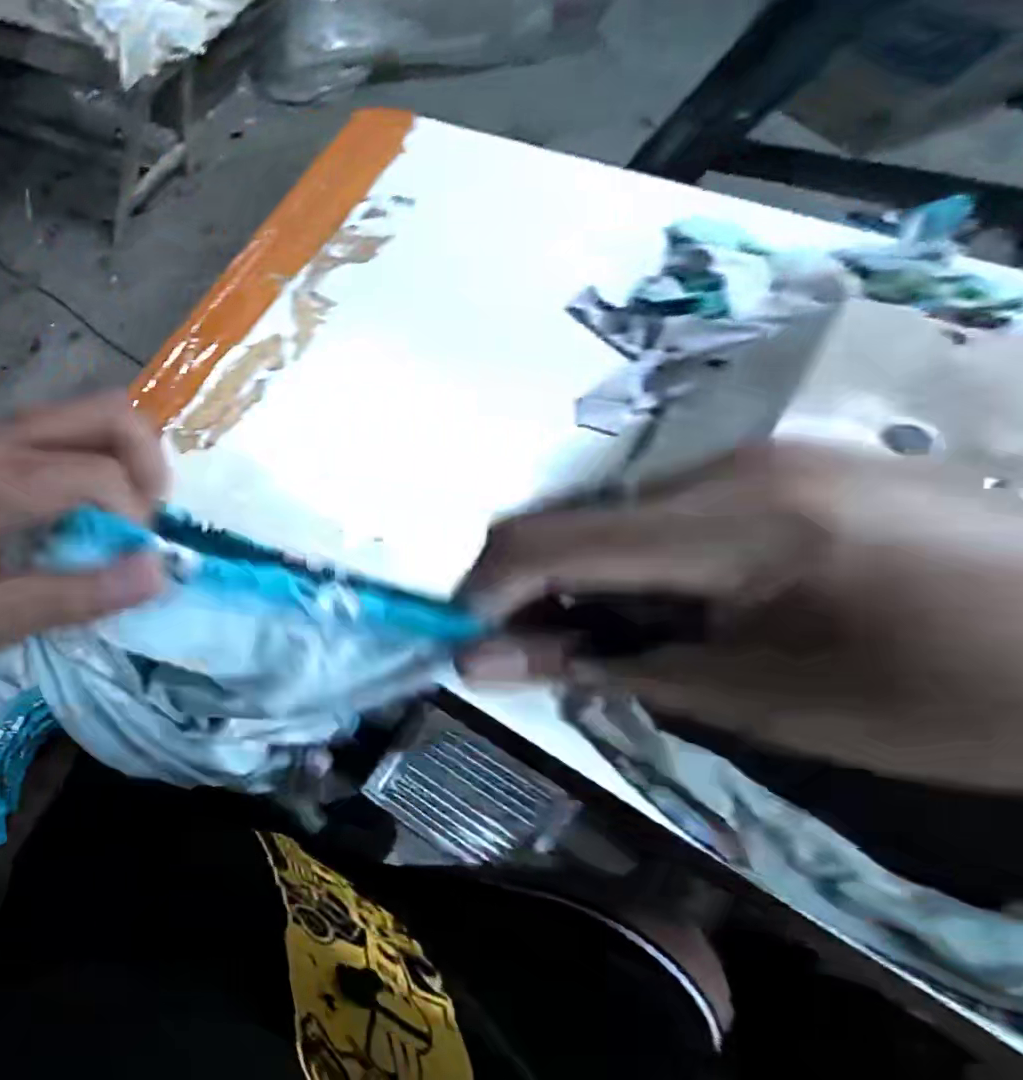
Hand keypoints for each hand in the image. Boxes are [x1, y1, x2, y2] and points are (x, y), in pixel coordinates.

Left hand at [0, 391, 168, 675]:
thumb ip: (70, 596)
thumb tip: (158, 572)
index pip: (94, 472)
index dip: (134, 517)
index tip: (135, 567)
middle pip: (102, 412)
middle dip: (146, 462)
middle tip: (148, 524)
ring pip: (83, 416)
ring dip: (123, 457)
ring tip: (129, 519)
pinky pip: (59, 436)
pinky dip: (95, 461)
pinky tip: (91, 510)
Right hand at [460, 441, 1022, 791]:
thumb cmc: (961, 699)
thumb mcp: (758, 700)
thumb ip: (597, 670)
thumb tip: (473, 663)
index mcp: (739, 521)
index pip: (549, 542)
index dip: (483, 593)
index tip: (461, 643)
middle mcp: (734, 464)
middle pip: (569, 521)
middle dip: (532, 590)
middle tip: (548, 654)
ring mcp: (763, 453)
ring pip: (608, 513)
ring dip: (584, 576)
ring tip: (630, 635)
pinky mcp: (784, 461)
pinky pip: (660, 506)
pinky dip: (634, 560)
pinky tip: (684, 602)